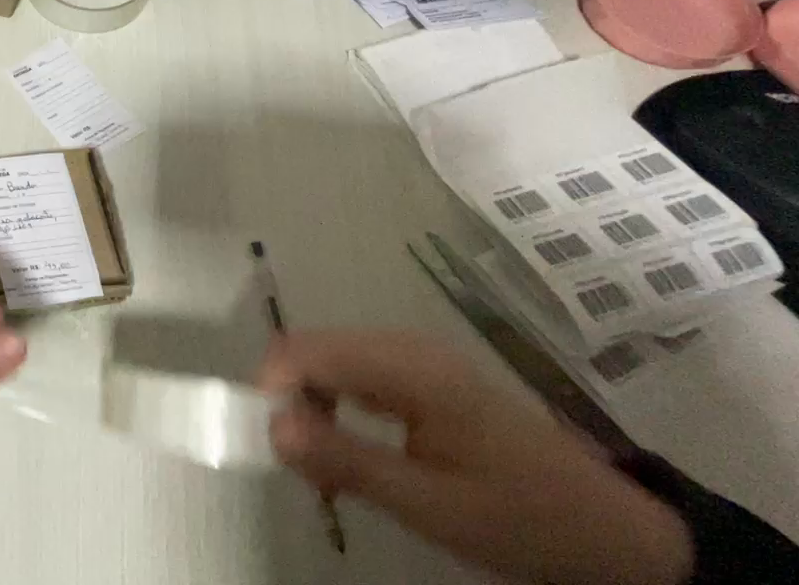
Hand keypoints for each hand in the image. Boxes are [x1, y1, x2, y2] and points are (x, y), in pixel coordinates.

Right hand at [258, 330, 693, 584]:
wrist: (613, 535)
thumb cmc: (521, 518)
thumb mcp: (431, 505)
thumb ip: (346, 461)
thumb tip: (271, 427)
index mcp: (410, 368)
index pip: (306, 351)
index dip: (271, 386)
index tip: (268, 439)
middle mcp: (406, 347)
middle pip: (311, 349)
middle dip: (288, 398)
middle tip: (297, 460)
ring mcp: (414, 357)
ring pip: (326, 359)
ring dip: (307, 403)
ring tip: (320, 461)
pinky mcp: (419, 373)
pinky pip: (351, 371)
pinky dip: (331, 403)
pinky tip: (345, 444)